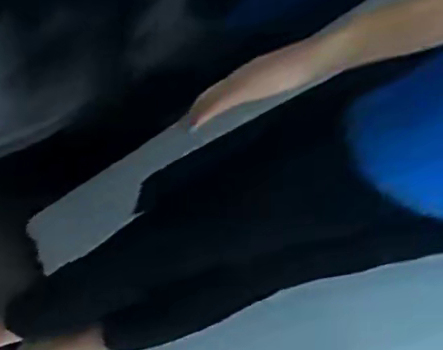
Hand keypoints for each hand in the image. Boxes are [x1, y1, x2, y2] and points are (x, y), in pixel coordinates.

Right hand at [188, 41, 325, 127]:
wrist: (332, 52)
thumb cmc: (284, 73)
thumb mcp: (244, 91)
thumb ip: (215, 106)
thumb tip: (187, 127)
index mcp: (234, 76)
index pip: (205, 96)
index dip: (191, 113)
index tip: (181, 132)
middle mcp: (247, 72)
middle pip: (218, 93)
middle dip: (204, 110)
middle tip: (195, 130)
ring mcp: (268, 71)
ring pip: (236, 91)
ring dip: (223, 106)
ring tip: (218, 123)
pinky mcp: (286, 73)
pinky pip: (254, 90)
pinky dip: (243, 101)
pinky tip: (249, 108)